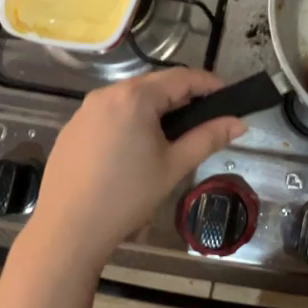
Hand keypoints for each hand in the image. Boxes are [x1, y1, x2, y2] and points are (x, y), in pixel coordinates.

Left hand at [31, 70, 247, 263]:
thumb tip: (239, 123)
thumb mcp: (174, 166)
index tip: (229, 98)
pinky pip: (109, 114)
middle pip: (154, 85)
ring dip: (156, 109)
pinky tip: (136, 150)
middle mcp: (106, 94)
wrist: (68, 229)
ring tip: (173, 136)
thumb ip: (208, 138)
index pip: (181, 77)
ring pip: (131, 99)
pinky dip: (130, 121)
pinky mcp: (72, 129)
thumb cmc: (127, 196)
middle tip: (206, 119)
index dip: (209, 84)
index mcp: (135, 97)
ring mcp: (85, 111)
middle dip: (183, 97)